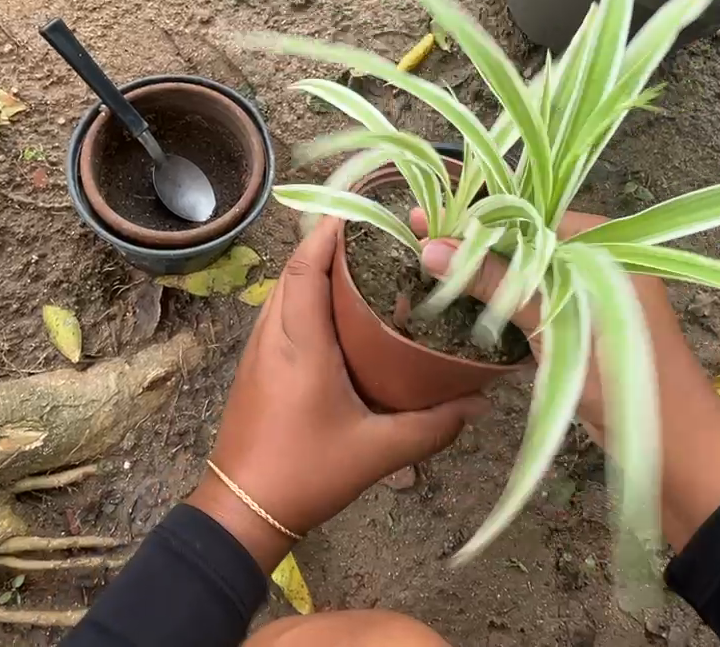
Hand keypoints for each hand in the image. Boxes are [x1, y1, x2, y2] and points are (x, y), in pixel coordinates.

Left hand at [185, 218, 490, 570]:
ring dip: (311, 268)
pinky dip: (302, 294)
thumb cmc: (305, 472)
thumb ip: (431, 427)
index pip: (305, 269)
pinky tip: (332, 310)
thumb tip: (478, 403)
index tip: (357, 209)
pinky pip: (279, 312)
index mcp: (300, 343)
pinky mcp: (255, 366)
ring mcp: (258, 350)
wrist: (240, 511)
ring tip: (356, 262)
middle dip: (325, 243)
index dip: (326, 233)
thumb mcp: (376, 451)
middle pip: (292, 271)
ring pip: (282, 290)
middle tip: (371, 233)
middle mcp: (273, 335)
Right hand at [411, 208, 719, 548]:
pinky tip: (461, 298)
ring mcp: (586, 293)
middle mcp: (595, 259)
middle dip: (472, 242)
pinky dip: (500, 300)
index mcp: (602, 243)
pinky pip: (532, 300)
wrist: (678, 451)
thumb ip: (497, 282)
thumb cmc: (624, 378)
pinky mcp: (577, 325)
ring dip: (481, 271)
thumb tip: (431, 247)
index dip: (476, 217)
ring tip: (428, 263)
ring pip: (524, 272)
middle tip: (418, 236)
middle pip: (522, 241)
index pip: (528, 216)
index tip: (427, 217)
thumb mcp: (556, 325)